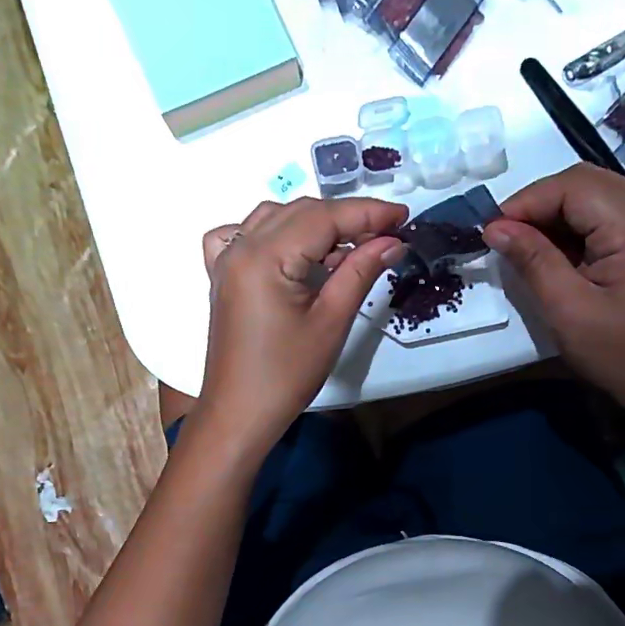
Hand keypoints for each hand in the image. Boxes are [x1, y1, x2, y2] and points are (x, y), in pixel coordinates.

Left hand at [198, 198, 406, 454]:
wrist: (239, 413)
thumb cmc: (286, 375)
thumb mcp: (331, 322)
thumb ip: (360, 272)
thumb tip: (391, 240)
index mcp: (265, 257)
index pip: (323, 217)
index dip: (367, 213)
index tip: (403, 216)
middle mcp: (240, 248)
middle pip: (300, 212)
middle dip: (345, 218)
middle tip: (384, 236)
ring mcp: (225, 261)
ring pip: (274, 218)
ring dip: (313, 223)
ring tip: (347, 247)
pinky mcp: (221, 276)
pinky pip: (242, 235)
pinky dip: (270, 232)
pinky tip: (289, 250)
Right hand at [485, 164, 624, 413]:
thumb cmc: (620, 354)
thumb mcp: (568, 310)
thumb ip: (533, 261)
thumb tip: (495, 227)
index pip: (575, 186)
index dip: (528, 201)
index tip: (492, 231)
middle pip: (585, 182)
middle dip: (538, 203)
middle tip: (504, 236)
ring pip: (592, 196)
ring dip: (551, 214)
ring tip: (521, 245)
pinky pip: (601, 217)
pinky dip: (568, 228)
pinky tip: (549, 253)